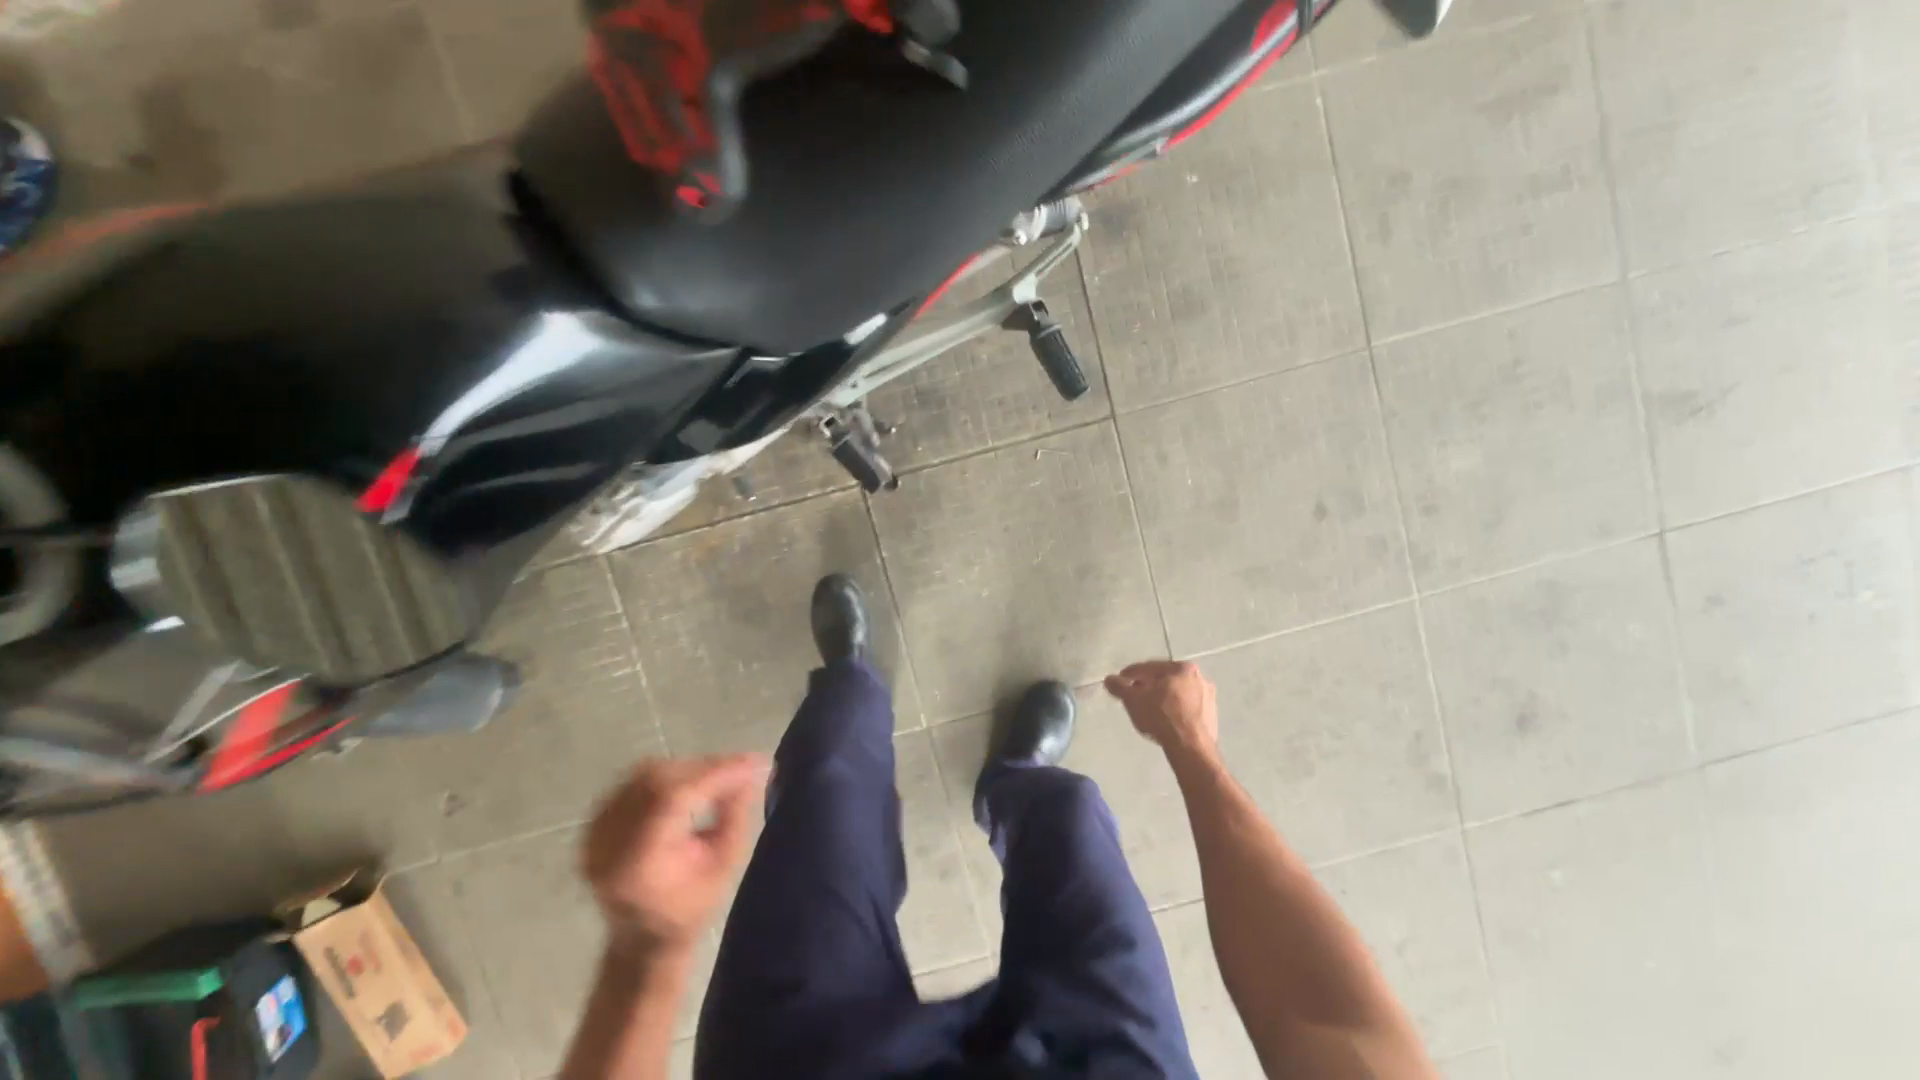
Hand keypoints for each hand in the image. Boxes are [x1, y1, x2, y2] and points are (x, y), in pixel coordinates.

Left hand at [581, 754, 765, 948]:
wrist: (641, 939)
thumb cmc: (689, 909)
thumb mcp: (724, 868)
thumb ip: (736, 817)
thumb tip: (750, 771)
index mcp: (639, 862)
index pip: (675, 798)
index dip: (715, 773)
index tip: (751, 763)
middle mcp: (608, 842)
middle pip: (657, 780)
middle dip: (702, 768)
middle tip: (736, 768)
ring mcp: (594, 834)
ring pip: (642, 775)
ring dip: (683, 769)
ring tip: (713, 777)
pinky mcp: (592, 827)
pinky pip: (629, 785)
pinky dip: (661, 778)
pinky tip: (685, 786)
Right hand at [1105, 660, 1219, 760]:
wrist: (1191, 747)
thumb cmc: (1161, 717)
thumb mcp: (1133, 700)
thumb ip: (1120, 687)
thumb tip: (1109, 679)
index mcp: (1181, 668)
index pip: (1150, 667)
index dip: (1131, 674)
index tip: (1120, 681)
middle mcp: (1198, 677)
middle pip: (1165, 679)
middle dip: (1148, 686)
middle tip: (1134, 696)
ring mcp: (1208, 697)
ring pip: (1178, 694)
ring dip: (1163, 699)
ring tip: (1149, 710)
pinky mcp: (1212, 715)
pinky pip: (1188, 708)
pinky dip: (1176, 711)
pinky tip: (1166, 722)